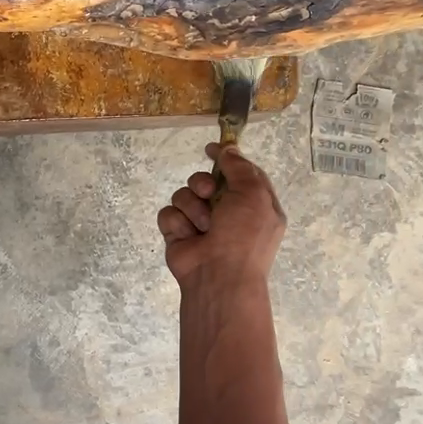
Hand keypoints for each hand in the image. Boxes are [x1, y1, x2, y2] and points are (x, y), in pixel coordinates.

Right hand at [158, 143, 286, 289]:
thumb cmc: (244, 236)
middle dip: (203, 184)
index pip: (239, 173)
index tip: (212, 148)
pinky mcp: (177, 232)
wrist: (218, 275)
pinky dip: (177, 222)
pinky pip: (169, 213)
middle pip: (205, 180)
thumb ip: (240, 168)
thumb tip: (229, 149)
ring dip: (192, 207)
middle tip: (209, 194)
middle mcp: (226, 211)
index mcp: (253, 204)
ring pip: (184, 195)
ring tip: (202, 226)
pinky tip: (187, 236)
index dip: (226, 159)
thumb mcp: (253, 195)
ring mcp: (199, 222)